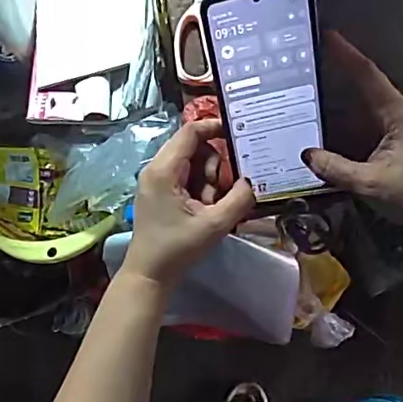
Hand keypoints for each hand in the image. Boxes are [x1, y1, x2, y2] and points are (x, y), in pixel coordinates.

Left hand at [120, 118, 255, 288]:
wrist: (149, 274)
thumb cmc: (177, 249)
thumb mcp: (215, 224)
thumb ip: (239, 198)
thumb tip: (253, 180)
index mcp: (163, 170)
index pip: (190, 132)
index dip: (214, 127)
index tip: (238, 134)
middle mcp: (156, 169)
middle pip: (193, 148)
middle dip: (213, 166)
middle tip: (218, 192)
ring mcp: (155, 181)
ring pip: (191, 164)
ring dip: (207, 180)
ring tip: (209, 206)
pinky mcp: (159, 194)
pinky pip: (185, 178)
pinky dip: (198, 189)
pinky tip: (203, 209)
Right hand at [302, 33, 402, 227]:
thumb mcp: (370, 184)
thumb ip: (336, 169)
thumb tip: (306, 154)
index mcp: (398, 114)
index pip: (368, 77)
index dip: (346, 55)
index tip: (328, 35)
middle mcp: (402, 115)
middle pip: (364, 91)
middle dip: (336, 80)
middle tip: (308, 71)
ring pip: (364, 112)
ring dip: (339, 109)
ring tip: (308, 102)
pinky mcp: (402, 144)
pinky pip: (368, 129)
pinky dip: (347, 129)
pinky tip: (328, 135)